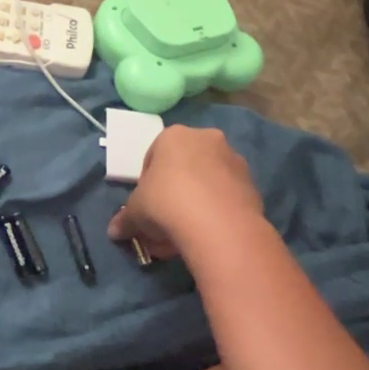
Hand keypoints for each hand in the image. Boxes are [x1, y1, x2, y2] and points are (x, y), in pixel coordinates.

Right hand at [107, 126, 266, 263]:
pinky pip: (227, 196)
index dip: (147, 183)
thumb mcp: (135, 212)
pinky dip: (217, 210)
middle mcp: (206, 139)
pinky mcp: (253, 184)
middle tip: (166, 220)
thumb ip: (125, 219)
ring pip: (207, 181)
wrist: (218, 225)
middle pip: (184, 166)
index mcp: (174, 136)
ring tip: (188, 232)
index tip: (147, 205)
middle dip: (174, 192)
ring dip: (197, 201)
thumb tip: (114, 232)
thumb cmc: (166, 203)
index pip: (153, 156)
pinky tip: (208, 233)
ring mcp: (234, 160)